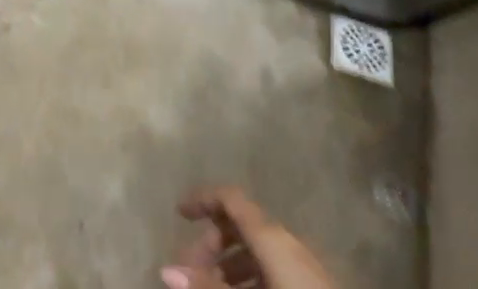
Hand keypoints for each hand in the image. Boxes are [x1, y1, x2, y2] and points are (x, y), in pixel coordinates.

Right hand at [162, 187, 336, 288]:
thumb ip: (206, 285)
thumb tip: (166, 271)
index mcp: (271, 237)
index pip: (230, 198)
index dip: (202, 199)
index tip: (179, 215)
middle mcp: (287, 243)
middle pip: (239, 227)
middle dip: (210, 246)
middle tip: (189, 272)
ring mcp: (303, 265)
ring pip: (255, 252)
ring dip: (227, 266)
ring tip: (209, 288)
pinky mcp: (311, 284)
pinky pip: (273, 270)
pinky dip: (249, 279)